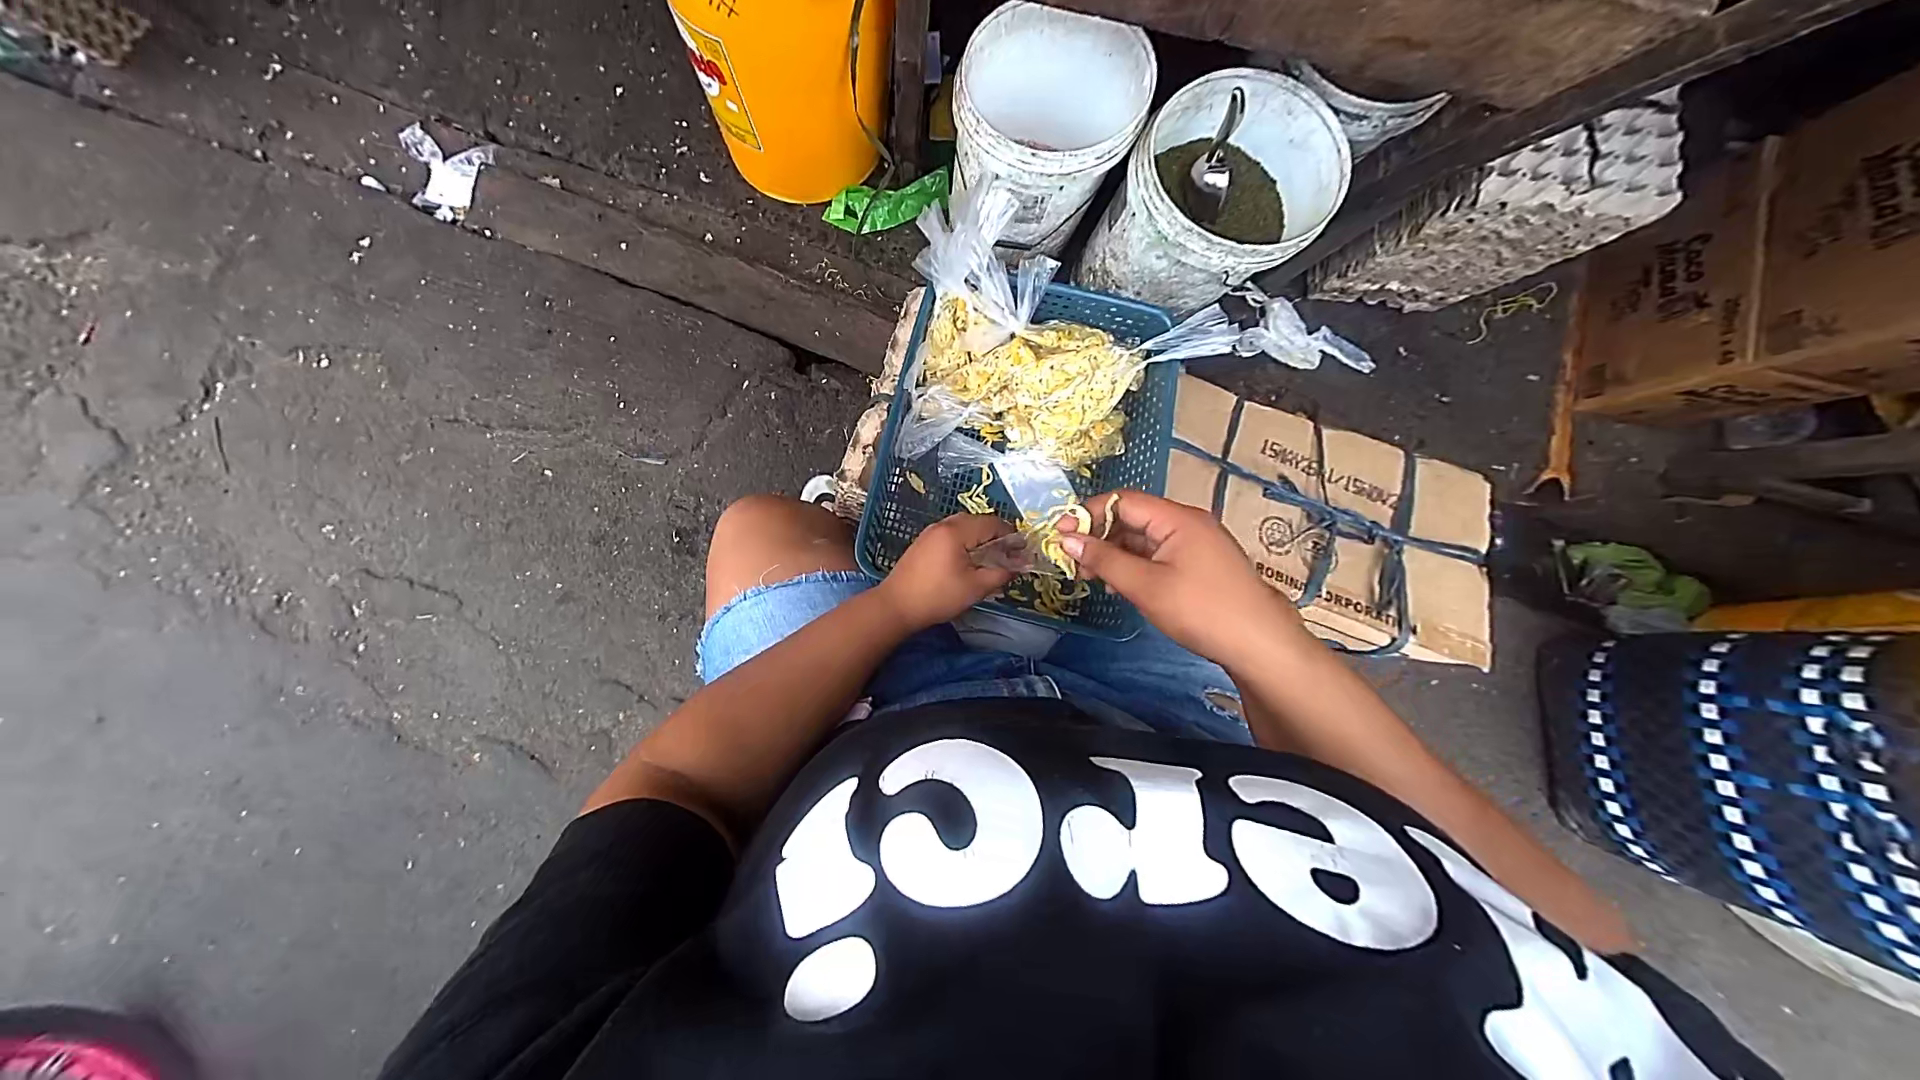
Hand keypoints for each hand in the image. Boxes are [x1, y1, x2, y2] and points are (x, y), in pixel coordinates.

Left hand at [878, 513, 1016, 630]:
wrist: (896, 606)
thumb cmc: (938, 596)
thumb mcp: (975, 587)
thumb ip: (1001, 573)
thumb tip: (1019, 566)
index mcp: (956, 531)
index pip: (992, 523)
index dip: (1010, 535)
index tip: (1021, 551)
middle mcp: (942, 525)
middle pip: (977, 521)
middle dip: (995, 535)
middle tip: (1008, 554)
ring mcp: (930, 533)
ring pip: (963, 527)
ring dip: (979, 538)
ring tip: (990, 558)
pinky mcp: (922, 543)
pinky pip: (950, 534)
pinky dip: (964, 541)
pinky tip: (968, 560)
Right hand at [1060, 491, 1310, 667]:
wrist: (1259, 644)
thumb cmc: (1201, 610)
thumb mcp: (1145, 586)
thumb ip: (1104, 560)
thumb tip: (1068, 540)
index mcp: (1177, 518)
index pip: (1122, 501)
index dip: (1087, 514)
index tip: (1060, 535)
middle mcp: (1187, 523)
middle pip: (1132, 518)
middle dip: (1099, 536)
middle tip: (1073, 562)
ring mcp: (1196, 543)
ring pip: (1144, 538)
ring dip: (1114, 553)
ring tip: (1091, 577)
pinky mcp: (1199, 564)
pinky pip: (1158, 554)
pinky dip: (1134, 565)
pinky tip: (1120, 585)